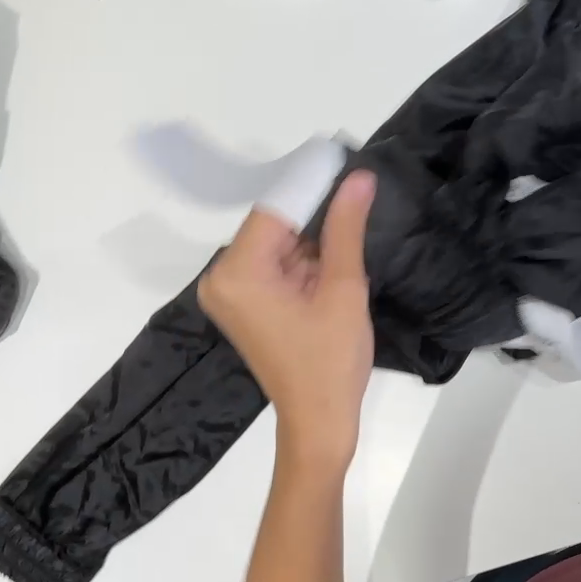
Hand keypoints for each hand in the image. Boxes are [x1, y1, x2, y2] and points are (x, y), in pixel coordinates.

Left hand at [200, 171, 377, 468]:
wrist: (320, 423)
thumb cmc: (332, 362)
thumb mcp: (343, 289)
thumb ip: (345, 228)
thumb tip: (359, 177)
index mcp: (237, 272)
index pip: (275, 208)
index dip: (313, 184)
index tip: (345, 158)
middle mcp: (221, 278)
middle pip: (273, 226)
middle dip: (314, 217)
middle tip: (357, 197)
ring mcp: (230, 294)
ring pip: (277, 246)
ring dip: (312, 242)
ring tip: (352, 234)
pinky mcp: (244, 307)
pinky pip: (274, 268)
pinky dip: (303, 264)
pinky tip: (332, 265)